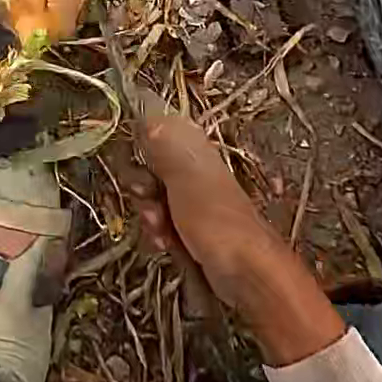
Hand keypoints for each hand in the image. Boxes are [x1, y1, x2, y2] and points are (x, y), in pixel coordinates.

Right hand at [130, 113, 344, 364]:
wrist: (245, 273)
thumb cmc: (215, 217)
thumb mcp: (184, 173)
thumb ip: (161, 143)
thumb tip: (145, 108)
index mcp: (193, 148)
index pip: (155, 132)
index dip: (139, 146)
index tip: (135, 160)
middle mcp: (191, 169)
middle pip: (148, 167)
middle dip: (142, 186)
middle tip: (148, 198)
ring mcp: (190, 200)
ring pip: (151, 197)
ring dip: (148, 213)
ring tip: (159, 229)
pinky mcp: (188, 229)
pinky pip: (160, 222)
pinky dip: (158, 232)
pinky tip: (163, 243)